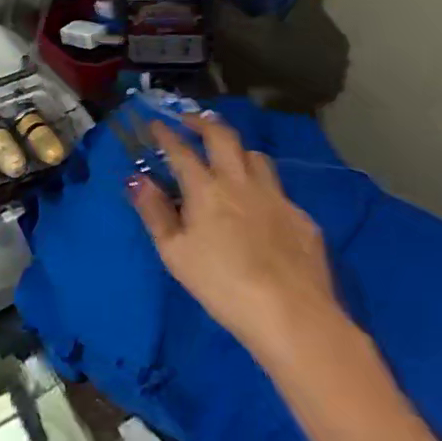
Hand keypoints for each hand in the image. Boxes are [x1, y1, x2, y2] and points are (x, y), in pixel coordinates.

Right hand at [127, 112, 339, 357]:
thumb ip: (154, 212)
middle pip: (224, 137)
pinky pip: (279, 191)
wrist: (295, 319)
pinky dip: (263, 188)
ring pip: (257, 158)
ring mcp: (276, 199)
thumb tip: (138, 179)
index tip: (154, 123)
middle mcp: (240, 183)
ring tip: (227, 157)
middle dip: (203, 123)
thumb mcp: (174, 252)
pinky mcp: (303, 220)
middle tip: (190, 121)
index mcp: (205, 189)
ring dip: (238, 151)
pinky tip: (260, 208)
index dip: (165, 133)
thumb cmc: (222, 284)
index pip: (180, 150)